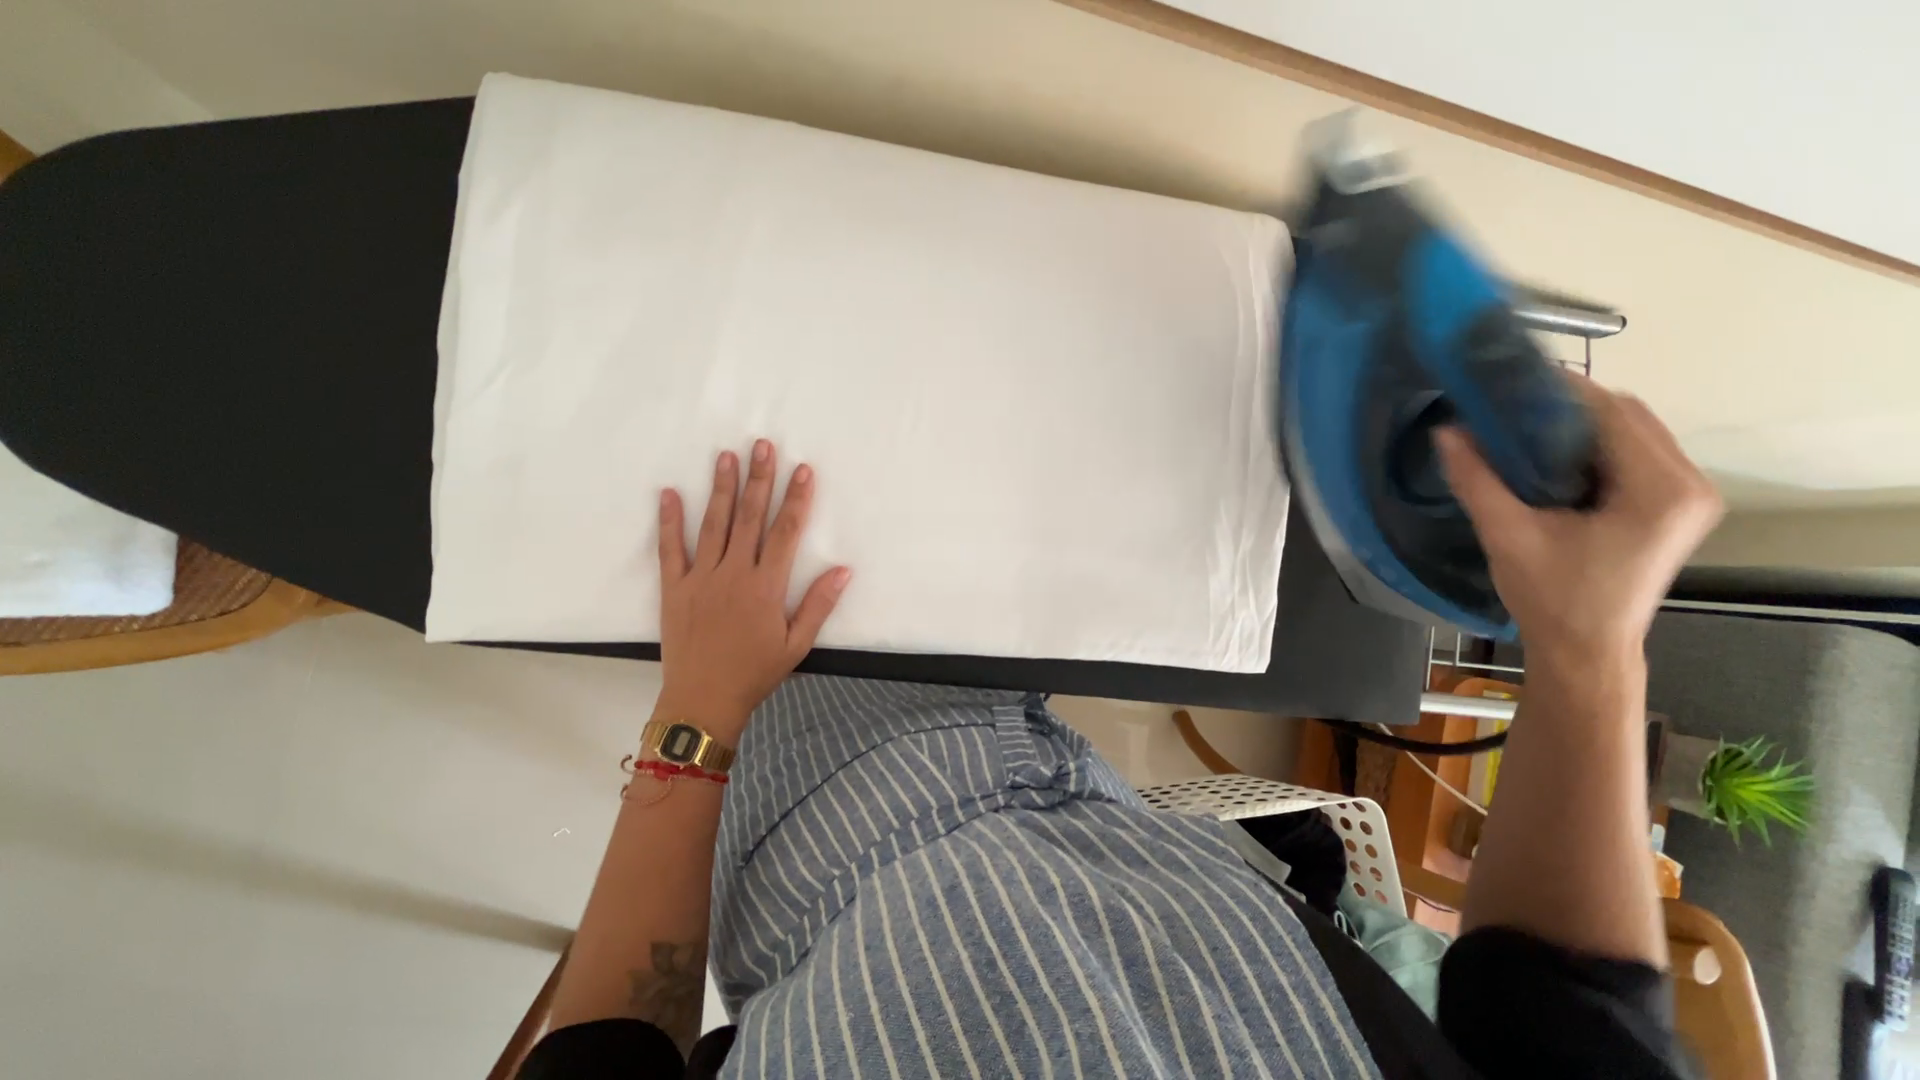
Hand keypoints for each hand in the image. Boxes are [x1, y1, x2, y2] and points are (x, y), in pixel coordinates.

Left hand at [655, 439, 850, 736]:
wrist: (703, 700)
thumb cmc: (754, 674)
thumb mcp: (796, 645)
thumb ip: (818, 605)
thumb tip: (843, 570)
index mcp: (766, 586)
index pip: (786, 532)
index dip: (796, 498)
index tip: (803, 469)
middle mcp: (734, 573)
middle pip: (749, 517)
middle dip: (758, 479)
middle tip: (762, 445)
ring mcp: (701, 578)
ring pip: (713, 524)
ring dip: (720, 488)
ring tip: (726, 455)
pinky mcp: (674, 587)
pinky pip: (671, 548)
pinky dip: (669, 520)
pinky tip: (669, 493)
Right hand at [1435, 381, 1721, 668]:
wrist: (1585, 653)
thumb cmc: (1552, 600)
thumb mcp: (1508, 535)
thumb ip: (1477, 479)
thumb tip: (1445, 431)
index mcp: (1660, 489)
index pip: (1613, 413)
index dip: (1561, 390)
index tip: (1510, 381)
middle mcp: (1688, 485)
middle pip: (1629, 415)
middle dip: (1570, 404)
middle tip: (1511, 404)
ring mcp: (1686, 496)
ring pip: (1633, 431)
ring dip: (1582, 423)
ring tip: (1525, 424)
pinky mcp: (1673, 507)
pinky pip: (1635, 453)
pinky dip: (1595, 444)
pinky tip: (1551, 453)